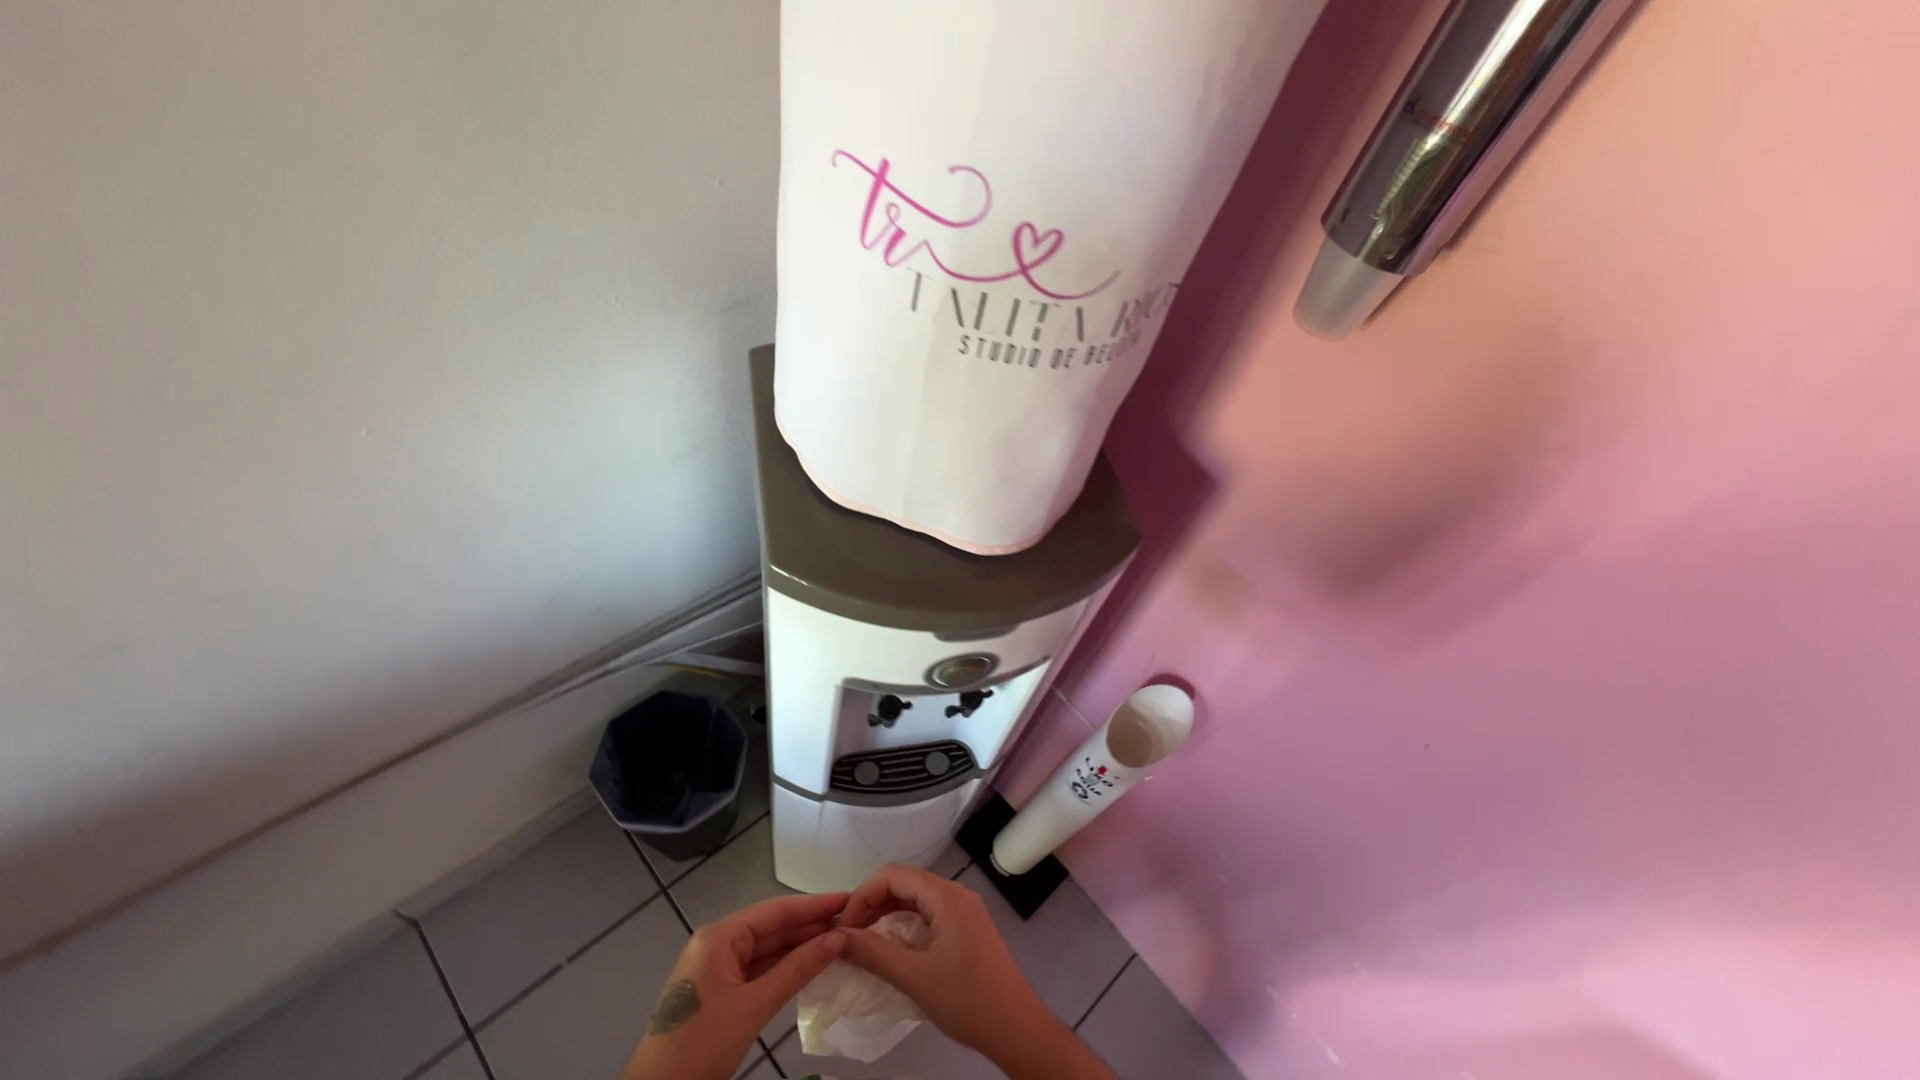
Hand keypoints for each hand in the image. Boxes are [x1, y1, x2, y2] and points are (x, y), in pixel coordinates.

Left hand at [620, 892, 848, 1079]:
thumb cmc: (701, 1044)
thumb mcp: (754, 1006)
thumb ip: (797, 969)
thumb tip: (838, 938)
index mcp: (719, 937)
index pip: (775, 911)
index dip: (814, 905)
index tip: (850, 899)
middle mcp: (717, 944)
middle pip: (772, 927)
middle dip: (810, 925)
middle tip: (853, 922)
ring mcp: (718, 968)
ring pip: (767, 950)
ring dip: (801, 947)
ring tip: (841, 940)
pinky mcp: (721, 992)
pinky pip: (759, 970)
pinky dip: (785, 968)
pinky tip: (813, 966)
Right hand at [837, 863, 1115, 1079]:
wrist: (1016, 1027)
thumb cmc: (966, 998)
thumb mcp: (913, 977)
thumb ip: (873, 952)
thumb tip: (837, 936)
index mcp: (945, 895)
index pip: (892, 875)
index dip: (863, 895)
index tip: (844, 928)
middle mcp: (956, 894)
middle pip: (904, 883)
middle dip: (873, 904)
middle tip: (850, 936)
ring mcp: (965, 911)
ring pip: (916, 900)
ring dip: (888, 915)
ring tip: (866, 944)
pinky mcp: (968, 929)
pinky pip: (929, 915)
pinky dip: (906, 926)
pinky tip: (893, 950)